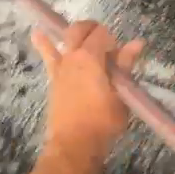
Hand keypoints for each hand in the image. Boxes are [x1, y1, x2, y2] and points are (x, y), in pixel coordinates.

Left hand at [30, 20, 145, 168]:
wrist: (74, 144)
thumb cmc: (103, 121)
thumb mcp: (121, 94)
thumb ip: (125, 66)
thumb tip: (137, 42)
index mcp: (90, 57)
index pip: (102, 33)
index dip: (113, 40)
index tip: (120, 57)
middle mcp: (72, 57)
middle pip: (79, 30)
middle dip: (93, 29)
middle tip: (106, 42)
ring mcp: (60, 67)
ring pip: (62, 40)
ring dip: (70, 33)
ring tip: (74, 29)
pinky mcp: (53, 79)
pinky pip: (48, 56)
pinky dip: (43, 44)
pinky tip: (37, 33)